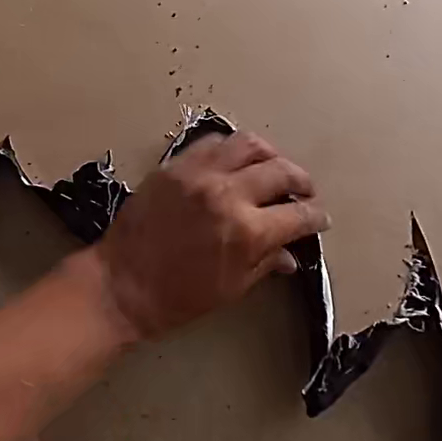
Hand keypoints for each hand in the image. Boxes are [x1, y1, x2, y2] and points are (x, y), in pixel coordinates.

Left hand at [91, 131, 328, 343]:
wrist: (121, 284)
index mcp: (247, 231)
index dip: (315, 217)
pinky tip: (235, 161)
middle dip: (301, 182)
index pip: (298, 215)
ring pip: (248, 144)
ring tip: (274, 167)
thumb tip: (290, 254)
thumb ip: (265, 263)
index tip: (319, 218)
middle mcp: (228, 193)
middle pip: (281, 171)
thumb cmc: (178, 297)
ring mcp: (199, 174)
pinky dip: (231, 148)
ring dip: (270, 155)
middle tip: (304, 192)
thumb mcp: (232, 288)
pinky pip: (212, 143)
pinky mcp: (175, 166)